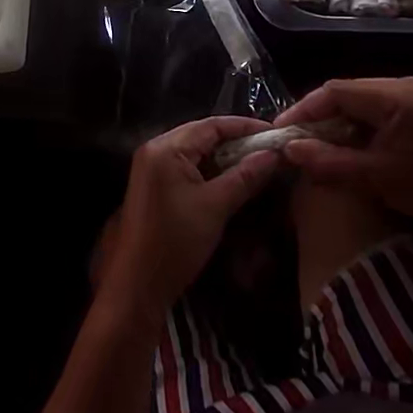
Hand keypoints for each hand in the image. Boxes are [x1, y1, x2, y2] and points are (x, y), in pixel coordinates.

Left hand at [101, 117, 281, 317]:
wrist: (137, 287)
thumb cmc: (175, 242)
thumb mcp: (215, 206)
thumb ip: (245, 176)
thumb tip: (274, 154)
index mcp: (166, 148)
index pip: (212, 125)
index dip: (246, 127)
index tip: (275, 133)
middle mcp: (155, 150)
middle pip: (203, 135)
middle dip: (237, 141)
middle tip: (269, 149)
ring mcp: (152, 168)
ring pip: (196, 152)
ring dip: (225, 157)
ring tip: (257, 162)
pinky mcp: (154, 186)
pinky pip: (187, 167)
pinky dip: (211, 171)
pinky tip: (233, 179)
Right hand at [275, 78, 412, 233]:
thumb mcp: (376, 178)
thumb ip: (329, 161)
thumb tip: (289, 150)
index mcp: (398, 96)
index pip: (337, 91)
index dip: (305, 109)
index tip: (281, 130)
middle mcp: (404, 85)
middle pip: (346, 92)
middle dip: (317, 115)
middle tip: (293, 140)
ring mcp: (411, 94)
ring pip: (357, 101)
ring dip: (333, 121)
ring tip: (311, 143)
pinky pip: (373, 109)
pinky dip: (352, 125)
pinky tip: (340, 144)